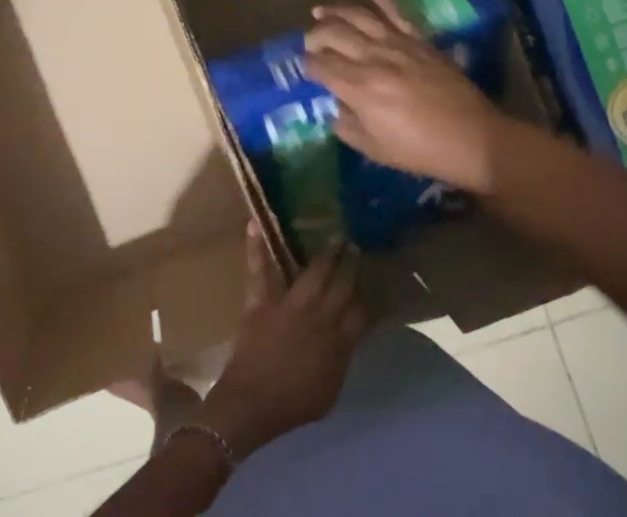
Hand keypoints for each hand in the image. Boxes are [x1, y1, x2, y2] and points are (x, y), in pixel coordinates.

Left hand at [197, 225, 365, 459]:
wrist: (254, 402)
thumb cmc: (294, 403)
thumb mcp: (330, 390)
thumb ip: (341, 360)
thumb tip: (347, 340)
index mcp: (338, 342)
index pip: (361, 313)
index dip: (368, 296)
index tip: (373, 281)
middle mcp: (319, 318)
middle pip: (341, 286)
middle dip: (350, 264)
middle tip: (356, 243)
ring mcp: (290, 306)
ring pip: (312, 273)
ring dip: (325, 253)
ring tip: (334, 236)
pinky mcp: (261, 302)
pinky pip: (260, 271)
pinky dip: (255, 248)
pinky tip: (254, 224)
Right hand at [305, 0, 511, 193]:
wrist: (474, 139)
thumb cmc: (421, 150)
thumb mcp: (373, 148)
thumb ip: (346, 124)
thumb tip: (338, 105)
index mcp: (360, 87)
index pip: (321, 66)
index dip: (308, 67)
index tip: (306, 71)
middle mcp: (374, 58)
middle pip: (332, 35)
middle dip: (314, 38)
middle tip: (310, 47)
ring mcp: (397, 44)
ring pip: (357, 16)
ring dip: (334, 12)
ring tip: (318, 12)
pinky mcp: (418, 39)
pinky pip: (394, 9)